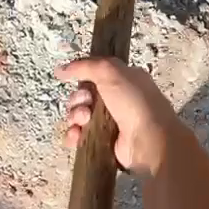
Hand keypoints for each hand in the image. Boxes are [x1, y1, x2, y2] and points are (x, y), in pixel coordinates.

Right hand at [57, 57, 185, 177]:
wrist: (148, 140)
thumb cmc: (133, 101)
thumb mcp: (111, 72)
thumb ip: (84, 66)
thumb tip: (60, 70)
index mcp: (123, 80)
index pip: (93, 75)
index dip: (81, 77)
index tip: (70, 78)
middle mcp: (116, 100)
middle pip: (82, 96)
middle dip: (77, 100)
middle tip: (86, 105)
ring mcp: (110, 123)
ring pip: (78, 116)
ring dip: (75, 117)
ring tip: (84, 121)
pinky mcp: (103, 142)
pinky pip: (80, 136)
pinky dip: (74, 136)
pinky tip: (76, 136)